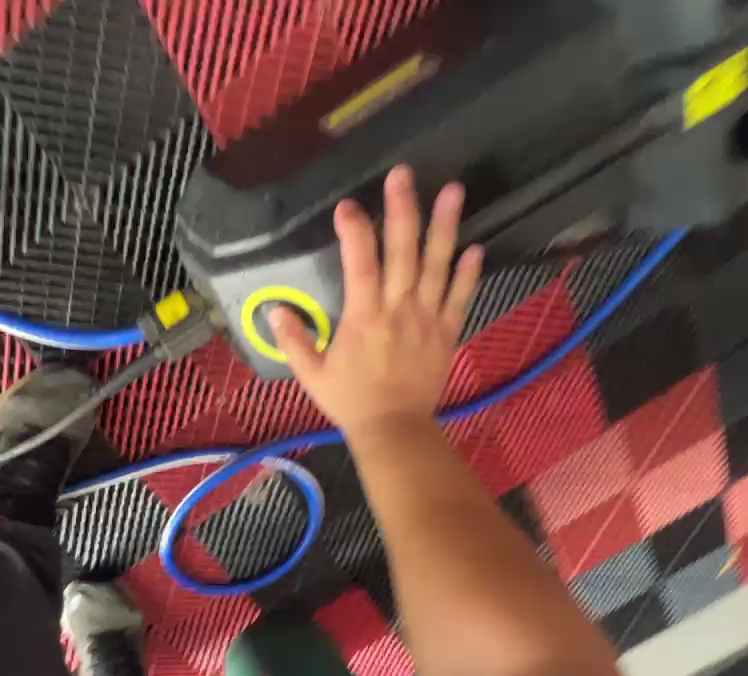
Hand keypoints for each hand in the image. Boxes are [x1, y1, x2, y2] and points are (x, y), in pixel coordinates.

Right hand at [272, 165, 483, 440]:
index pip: (359, 264)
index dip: (354, 231)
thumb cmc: (350, 401)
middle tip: (404, 174)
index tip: (347, 206)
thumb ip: (294, 340)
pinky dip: (469, 273)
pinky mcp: (447, 333)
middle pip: (403, 252)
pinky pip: (461, 297)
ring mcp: (427, 319)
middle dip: (403, 209)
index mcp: (363, 317)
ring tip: (454, 191)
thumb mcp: (311, 375)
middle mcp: (398, 310)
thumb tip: (274, 311)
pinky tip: (474, 246)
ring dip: (445, 227)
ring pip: (438, 265)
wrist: (393, 430)